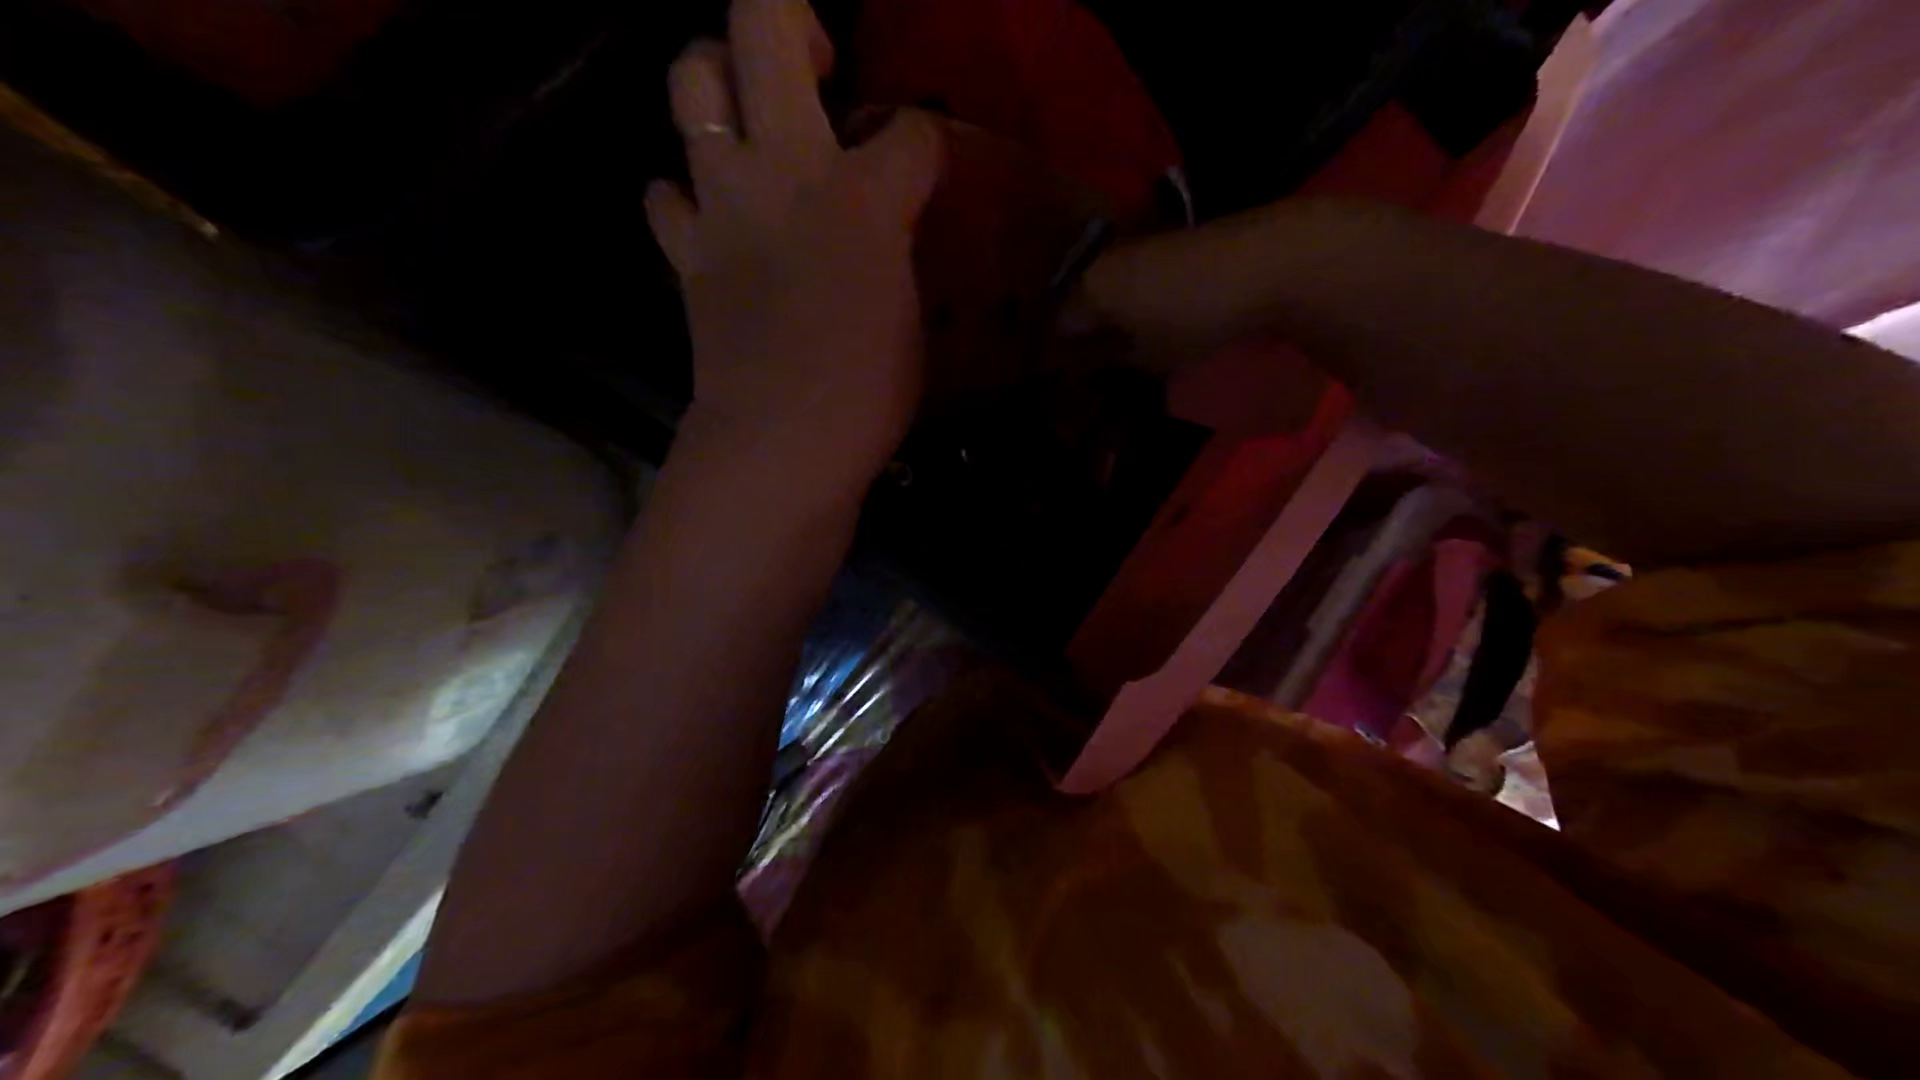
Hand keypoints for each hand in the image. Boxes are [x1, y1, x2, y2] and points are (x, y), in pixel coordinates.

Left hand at [647, 0, 943, 485]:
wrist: (783, 441)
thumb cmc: (868, 392)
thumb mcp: (911, 316)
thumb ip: (897, 249)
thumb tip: (884, 223)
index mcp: (863, 196)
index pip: (909, 130)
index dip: (923, 142)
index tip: (922, 166)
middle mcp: (784, 172)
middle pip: (761, 24)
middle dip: (789, 20)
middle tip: (816, 65)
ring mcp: (722, 204)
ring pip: (689, 82)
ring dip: (717, 84)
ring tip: (749, 126)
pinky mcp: (685, 251)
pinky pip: (664, 191)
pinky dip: (685, 193)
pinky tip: (712, 216)